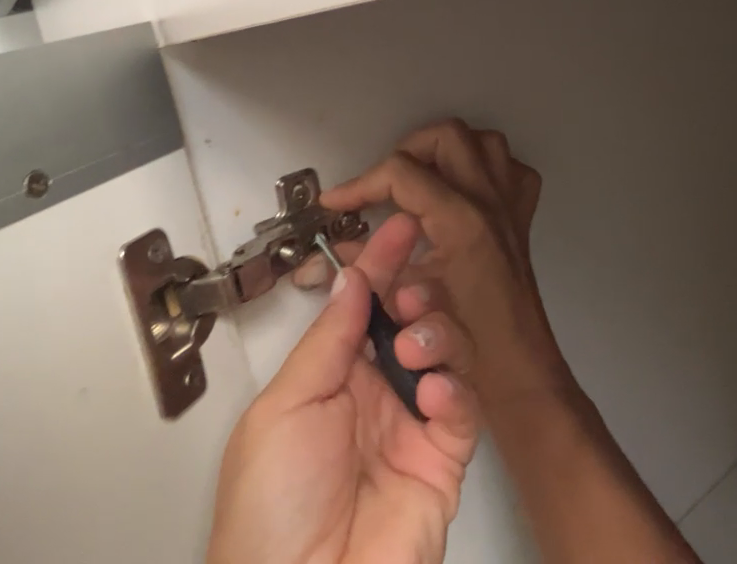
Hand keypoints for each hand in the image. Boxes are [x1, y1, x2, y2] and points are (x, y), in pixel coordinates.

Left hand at [208, 213, 479, 563]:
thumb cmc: (270, 509)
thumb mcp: (284, 408)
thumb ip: (329, 339)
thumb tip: (356, 278)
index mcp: (333, 377)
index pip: (367, 307)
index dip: (385, 265)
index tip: (402, 227)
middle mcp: (377, 393)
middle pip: (415, 321)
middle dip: (420, 296)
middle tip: (411, 295)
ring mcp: (413, 425)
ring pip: (448, 353)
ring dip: (439, 335)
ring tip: (417, 347)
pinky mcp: (444, 460)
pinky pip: (466, 409)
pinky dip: (457, 389)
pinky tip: (435, 392)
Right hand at [319, 120, 570, 404]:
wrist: (519, 369)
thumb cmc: (466, 344)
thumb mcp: (406, 301)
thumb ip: (372, 265)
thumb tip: (336, 246)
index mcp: (461, 220)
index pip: (402, 172)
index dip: (360, 183)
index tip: (335, 202)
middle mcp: (490, 201)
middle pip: (446, 136)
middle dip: (406, 152)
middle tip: (382, 185)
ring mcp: (512, 205)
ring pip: (483, 142)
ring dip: (448, 151)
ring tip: (419, 179)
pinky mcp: (523, 216)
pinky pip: (509, 168)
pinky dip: (484, 167)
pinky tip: (462, 192)